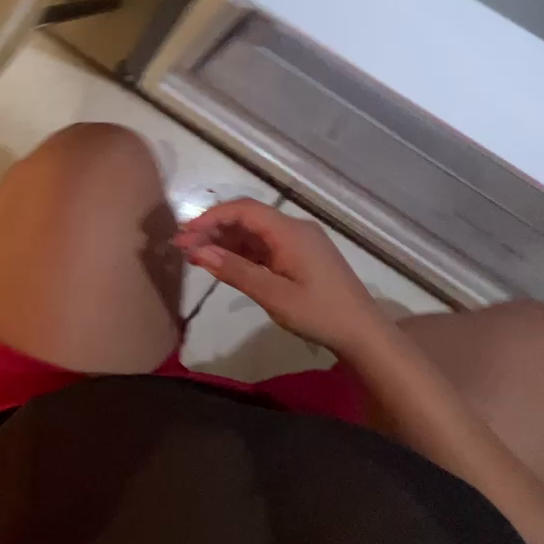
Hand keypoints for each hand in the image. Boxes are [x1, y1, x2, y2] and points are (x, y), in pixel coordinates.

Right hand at [173, 198, 392, 354]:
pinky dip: (238, 252)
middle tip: (181, 247)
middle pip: (245, 219)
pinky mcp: (298, 256)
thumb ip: (234, 270)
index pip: (243, 210)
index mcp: (290, 232)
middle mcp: (294, 229)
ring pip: (251, 233)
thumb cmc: (319, 313)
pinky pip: (262, 246)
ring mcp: (297, 242)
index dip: (210, 217)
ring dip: (222, 242)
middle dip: (211, 229)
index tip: (184, 234)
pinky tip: (220, 263)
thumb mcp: (272, 294)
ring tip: (194, 255)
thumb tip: (197, 252)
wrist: (363, 333)